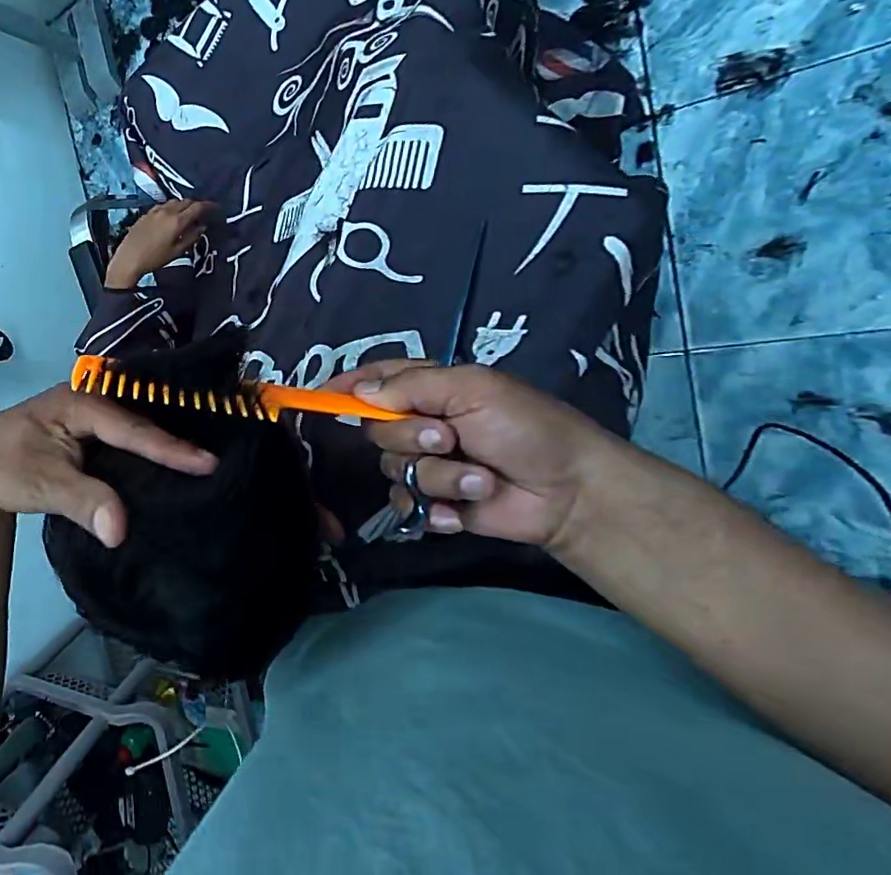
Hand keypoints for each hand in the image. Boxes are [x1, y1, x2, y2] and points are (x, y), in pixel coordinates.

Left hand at [0, 385, 216, 546]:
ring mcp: (85, 412)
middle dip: (174, 433)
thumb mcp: (44, 485)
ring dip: (160, 438)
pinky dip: (142, 445)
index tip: (207, 463)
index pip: (132, 428)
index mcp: (79, 403)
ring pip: (131, 422)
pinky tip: (160, 459)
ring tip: (199, 454)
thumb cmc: (3, 469)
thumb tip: (121, 530)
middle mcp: (87, 399)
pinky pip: (121, 433)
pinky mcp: (83, 429)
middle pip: (138, 417)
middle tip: (215, 452)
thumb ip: (85, 503)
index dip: (170, 448)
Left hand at [104, 200, 216, 289]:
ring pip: (174, 201)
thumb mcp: (177, 251)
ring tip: (187, 215)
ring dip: (184, 205)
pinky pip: (164, 205)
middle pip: (186, 201)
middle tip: (202, 213)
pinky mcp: (147, 213)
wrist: (128, 259)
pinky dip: (172, 208)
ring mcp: (155, 210)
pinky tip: (171, 217)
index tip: (215, 208)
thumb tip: (202, 226)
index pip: (197, 207)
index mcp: (176, 220)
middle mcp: (167, 211)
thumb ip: (191, 237)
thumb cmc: (155, 258)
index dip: (208, 206)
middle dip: (196, 205)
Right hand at [325, 360, 630, 549]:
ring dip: (437, 477)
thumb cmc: (526, 427)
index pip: (376, 380)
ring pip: (394, 470)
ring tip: (479, 480)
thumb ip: (412, 386)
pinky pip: (407, 505)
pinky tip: (463, 511)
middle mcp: (422, 424)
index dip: (348, 386)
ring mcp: (428, 465)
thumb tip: (360, 394)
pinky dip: (435, 509)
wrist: (569, 492)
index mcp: (431, 389)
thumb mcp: (473, 389)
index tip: (320, 395)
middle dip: (410, 437)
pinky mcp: (436, 502)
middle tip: (449, 439)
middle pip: (376, 429)